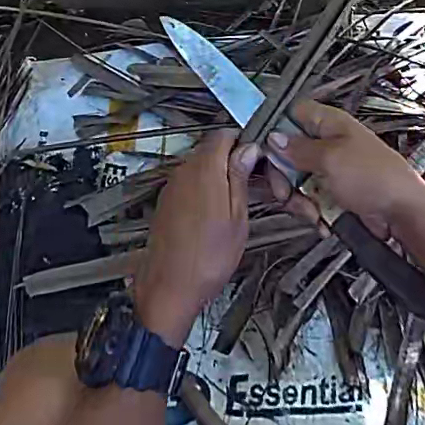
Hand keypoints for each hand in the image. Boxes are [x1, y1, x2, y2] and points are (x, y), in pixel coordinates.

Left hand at [133, 128, 259, 345]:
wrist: (169, 290)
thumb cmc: (208, 258)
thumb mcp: (237, 217)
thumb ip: (240, 177)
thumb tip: (248, 148)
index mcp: (205, 169)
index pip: (224, 134)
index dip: (244, 141)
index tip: (258, 159)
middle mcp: (184, 171)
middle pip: (212, 148)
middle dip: (234, 160)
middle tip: (255, 183)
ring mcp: (173, 186)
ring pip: (201, 165)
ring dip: (220, 174)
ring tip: (237, 201)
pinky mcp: (166, 201)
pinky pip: (190, 182)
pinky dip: (205, 188)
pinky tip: (216, 212)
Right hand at [266, 101, 424, 231]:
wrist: (403, 215)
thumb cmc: (378, 178)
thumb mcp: (330, 159)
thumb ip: (298, 149)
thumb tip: (274, 138)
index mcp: (330, 123)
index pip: (291, 114)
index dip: (276, 131)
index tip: (266, 152)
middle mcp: (330, 142)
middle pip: (289, 152)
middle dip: (284, 176)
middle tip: (287, 189)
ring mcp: (332, 168)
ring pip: (297, 179)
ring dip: (299, 199)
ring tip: (312, 210)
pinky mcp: (335, 192)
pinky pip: (310, 198)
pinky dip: (312, 211)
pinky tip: (322, 219)